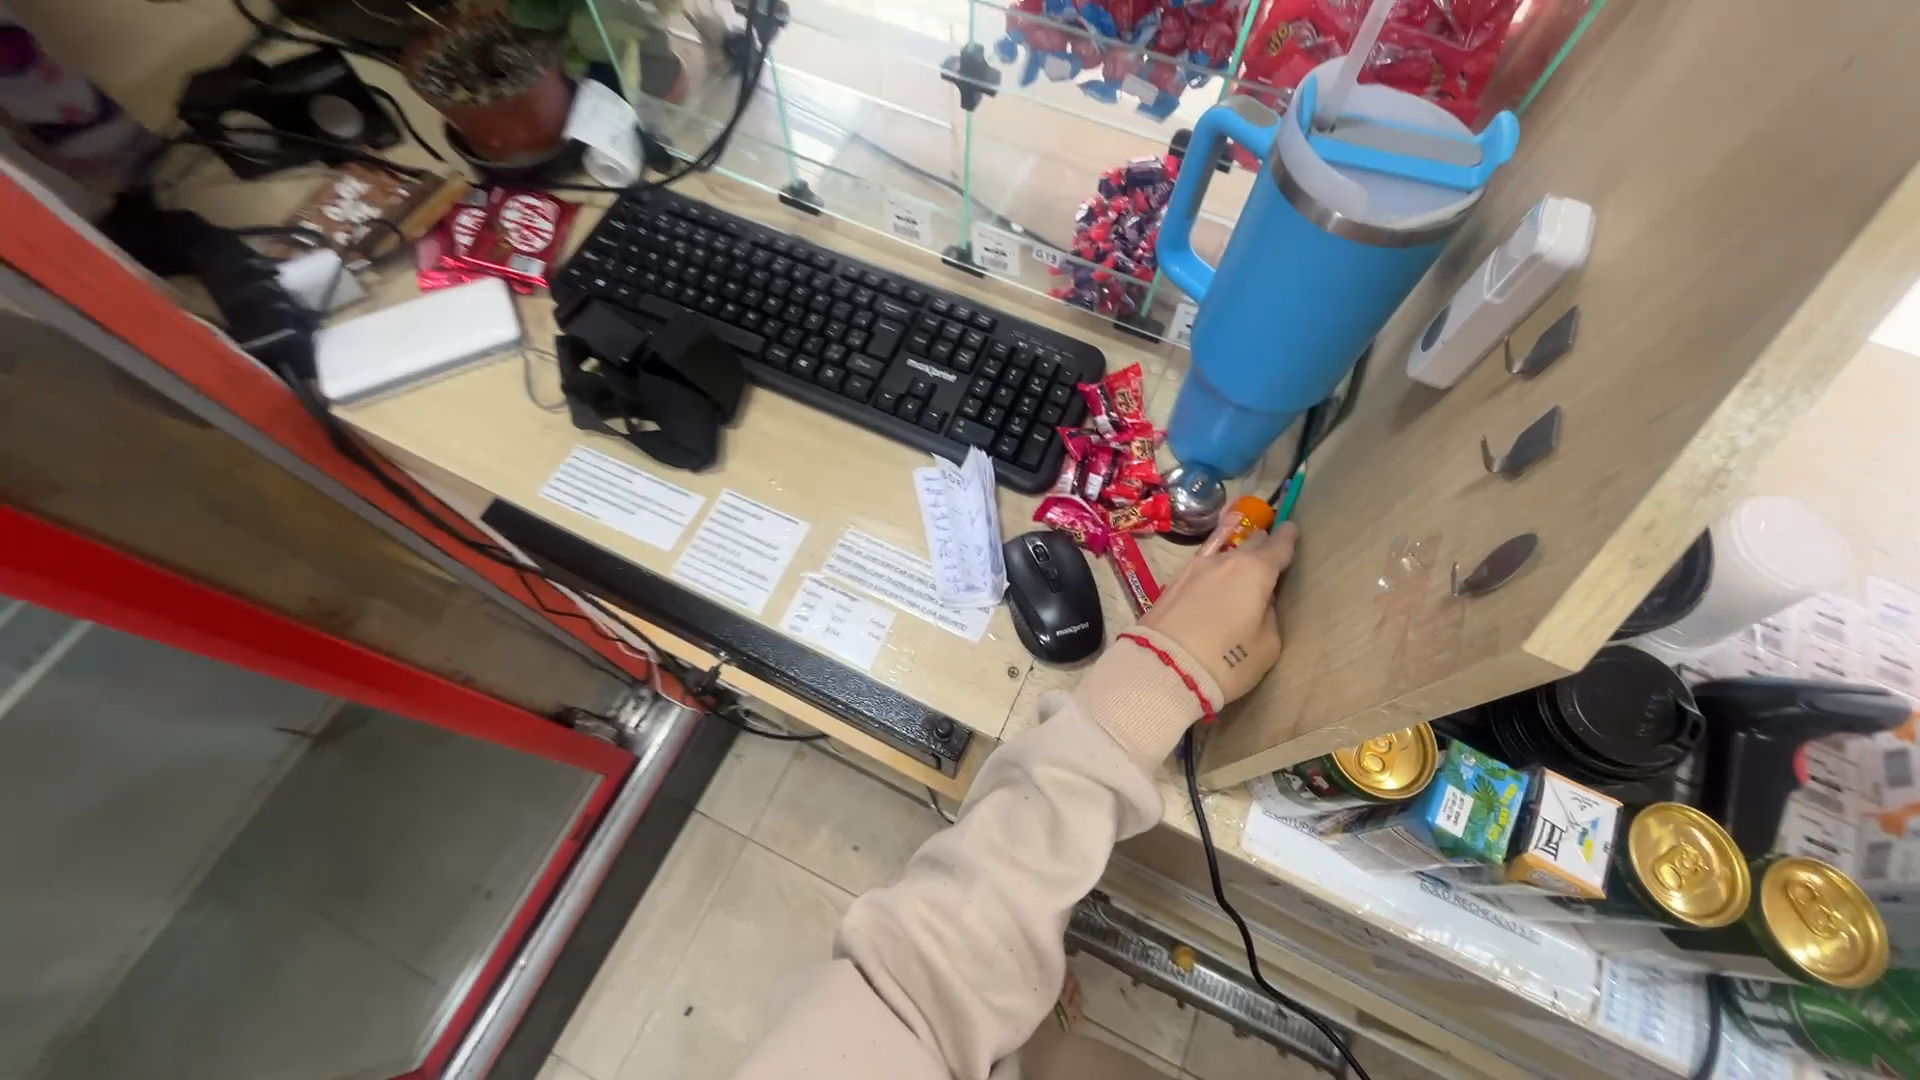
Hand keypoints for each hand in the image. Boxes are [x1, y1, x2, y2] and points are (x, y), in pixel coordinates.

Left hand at [1138, 522, 1298, 703]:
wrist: (1163, 667)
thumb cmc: (1226, 660)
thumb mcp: (1267, 645)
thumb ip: (1269, 616)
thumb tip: (1260, 602)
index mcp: (1254, 571)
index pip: (1277, 546)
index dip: (1287, 538)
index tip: (1291, 527)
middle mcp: (1223, 561)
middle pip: (1248, 544)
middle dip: (1261, 545)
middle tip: (1269, 549)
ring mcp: (1193, 570)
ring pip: (1222, 557)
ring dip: (1234, 561)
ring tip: (1241, 572)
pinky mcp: (1172, 584)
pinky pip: (1202, 571)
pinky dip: (1213, 574)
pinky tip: (1214, 585)